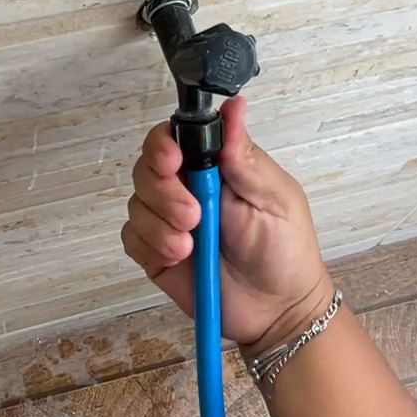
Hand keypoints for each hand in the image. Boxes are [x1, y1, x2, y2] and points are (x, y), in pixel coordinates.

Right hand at [122, 96, 335, 355]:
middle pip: (146, 168)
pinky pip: (132, 238)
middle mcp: (185, 188)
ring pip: (136, 204)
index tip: (174, 162)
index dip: (163, 146)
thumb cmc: (284, 250)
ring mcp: (167, 220)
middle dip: (164, 193)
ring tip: (192, 246)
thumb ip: (244, 155)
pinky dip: (150, 246)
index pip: (172, 137)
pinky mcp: (154, 252)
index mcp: (214, 166)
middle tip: (194, 216)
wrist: (275, 311)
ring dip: (160, 226)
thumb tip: (234, 105)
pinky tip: (178, 257)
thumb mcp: (274, 197)